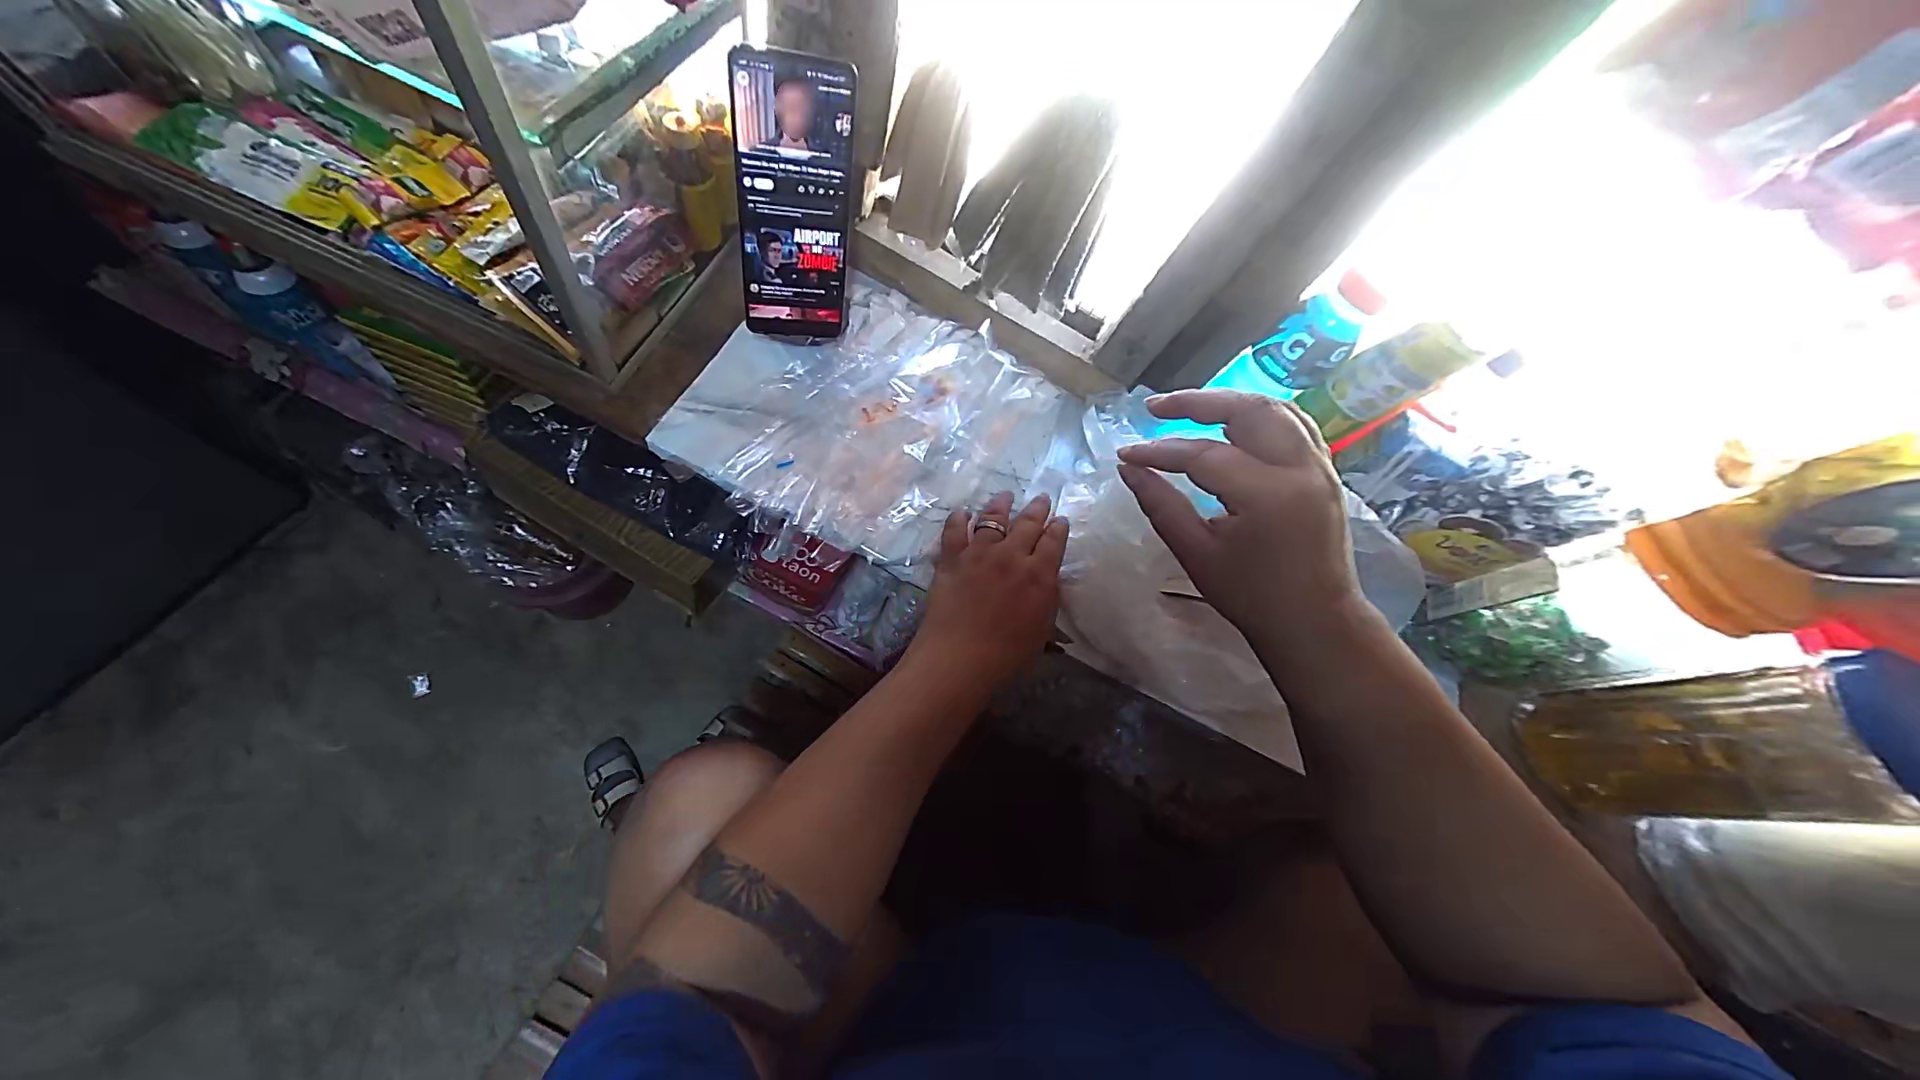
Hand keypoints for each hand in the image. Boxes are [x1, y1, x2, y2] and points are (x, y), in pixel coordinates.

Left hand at [904, 491, 1068, 687]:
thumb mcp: (1042, 630)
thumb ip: (1047, 600)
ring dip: (1001, 504)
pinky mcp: (951, 559)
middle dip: (1037, 509)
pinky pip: (954, 531)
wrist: (959, 658)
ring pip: (992, 519)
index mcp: (1039, 575)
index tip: (1060, 519)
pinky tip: (962, 512)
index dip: (1058, 528)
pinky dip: (959, 519)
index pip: (1053, 542)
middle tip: (1042, 498)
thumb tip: (1048, 581)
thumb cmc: (1007, 656)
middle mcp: (1011, 557)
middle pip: (1027, 524)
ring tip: (1005, 495)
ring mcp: (979, 554)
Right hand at [1116, 390, 1363, 642]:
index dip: (1159, 451)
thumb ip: (1161, 505)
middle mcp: (1299, 469)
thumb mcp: (1196, 553)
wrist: (1314, 622)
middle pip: (1247, 410)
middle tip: (1155, 407)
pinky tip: (1233, 424)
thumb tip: (1128, 468)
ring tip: (1190, 409)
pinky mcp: (1325, 472)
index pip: (1203, 454)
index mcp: (1266, 495)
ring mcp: (1320, 467)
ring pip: (1276, 409)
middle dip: (1197, 402)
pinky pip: (1294, 425)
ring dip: (1230, 403)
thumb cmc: (1251, 596)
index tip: (1126, 454)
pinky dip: (1259, 416)